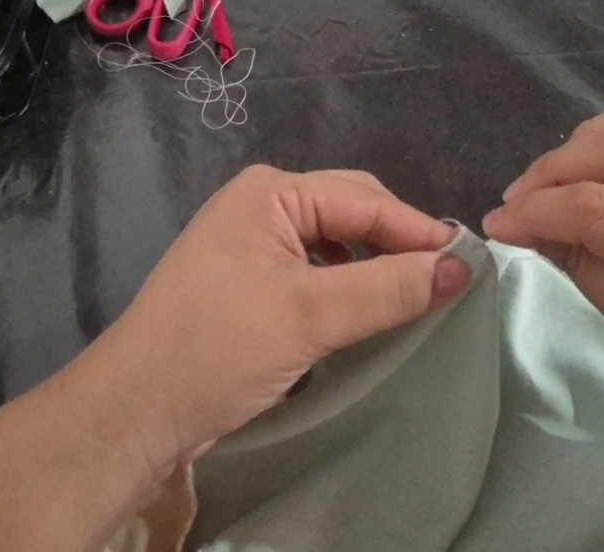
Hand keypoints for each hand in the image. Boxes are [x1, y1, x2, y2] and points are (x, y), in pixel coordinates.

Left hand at [85, 166, 469, 476]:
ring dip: (374, 262)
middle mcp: (262, 203)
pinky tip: (363, 307)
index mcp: (270, 192)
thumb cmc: (216, 350)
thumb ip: (387, 288)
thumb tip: (460, 267)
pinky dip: (347, 282)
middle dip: (397, 242)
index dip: (419, 231)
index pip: (365, 199)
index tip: (470, 266)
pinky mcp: (249, 276)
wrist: (133, 411)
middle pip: (351, 210)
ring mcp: (253, 240)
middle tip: (445, 282)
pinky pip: (315, 266)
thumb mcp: (309, 316)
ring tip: (412, 294)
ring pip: (335, 240)